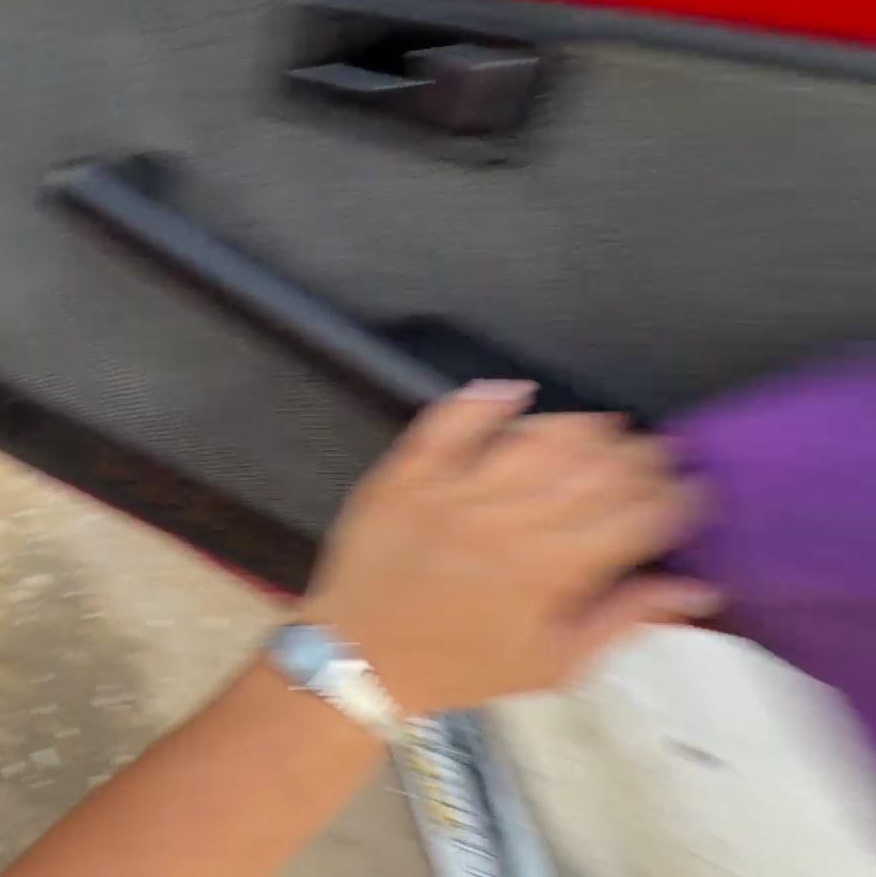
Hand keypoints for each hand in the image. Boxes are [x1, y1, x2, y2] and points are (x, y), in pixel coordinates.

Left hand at [299, 381, 720, 714]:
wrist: (359, 651)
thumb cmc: (455, 664)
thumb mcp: (553, 662)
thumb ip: (625, 618)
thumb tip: (695, 589)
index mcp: (548, 572)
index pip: (636, 516)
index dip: (674, 498)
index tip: (688, 489)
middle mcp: (502, 523)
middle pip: (590, 470)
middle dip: (636, 457)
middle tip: (653, 452)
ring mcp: (445, 494)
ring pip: (528, 441)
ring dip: (577, 427)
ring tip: (601, 427)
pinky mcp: (399, 479)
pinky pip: (441, 428)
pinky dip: (480, 403)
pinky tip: (512, 391)